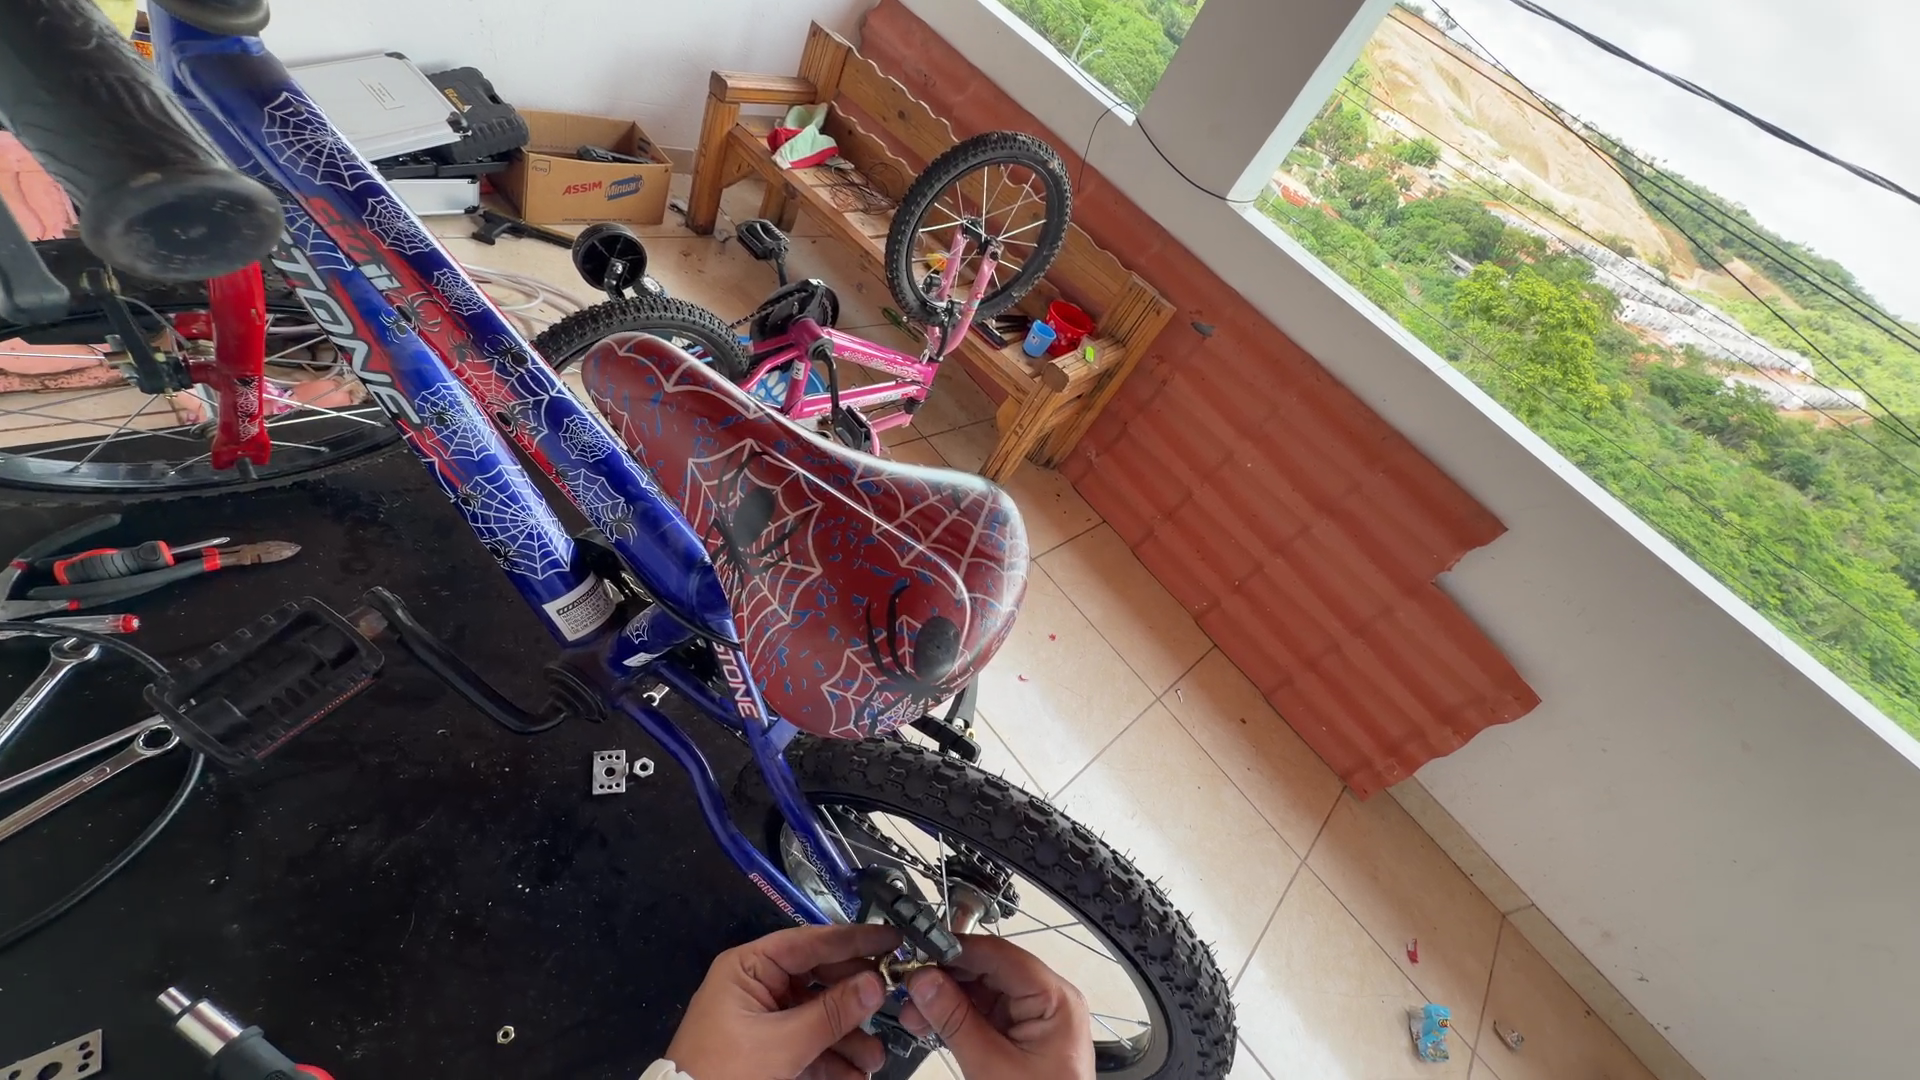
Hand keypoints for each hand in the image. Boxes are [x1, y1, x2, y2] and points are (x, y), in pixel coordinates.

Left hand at [666, 923, 901, 1079]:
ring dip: (849, 1037)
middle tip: (890, 1003)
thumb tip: (877, 982)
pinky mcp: (769, 1051)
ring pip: (819, 1016)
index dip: (854, 939)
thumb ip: (832, 1013)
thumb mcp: (781, 1046)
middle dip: (855, 1001)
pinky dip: (833, 1059)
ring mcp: (765, 1019)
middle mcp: (759, 984)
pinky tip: (856, 1074)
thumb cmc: (725, 1076)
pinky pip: (809, 1045)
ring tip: (874, 1058)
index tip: (892, 938)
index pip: (811, 941)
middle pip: (820, 979)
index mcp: (750, 966)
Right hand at [899, 934, 1093, 1079]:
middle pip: (987, 969)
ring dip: (943, 998)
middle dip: (945, 977)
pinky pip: (981, 1013)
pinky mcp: (1017, 1035)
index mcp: (1055, 998)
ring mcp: (1031, 1018)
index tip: (921, 951)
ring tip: (913, 1010)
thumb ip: (956, 1021)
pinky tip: (928, 1021)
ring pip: (979, 990)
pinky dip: (953, 1017)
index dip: (957, 949)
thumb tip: (924, 979)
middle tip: (909, 984)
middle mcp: (1046, 1000)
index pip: (999, 954)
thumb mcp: (992, 1068)